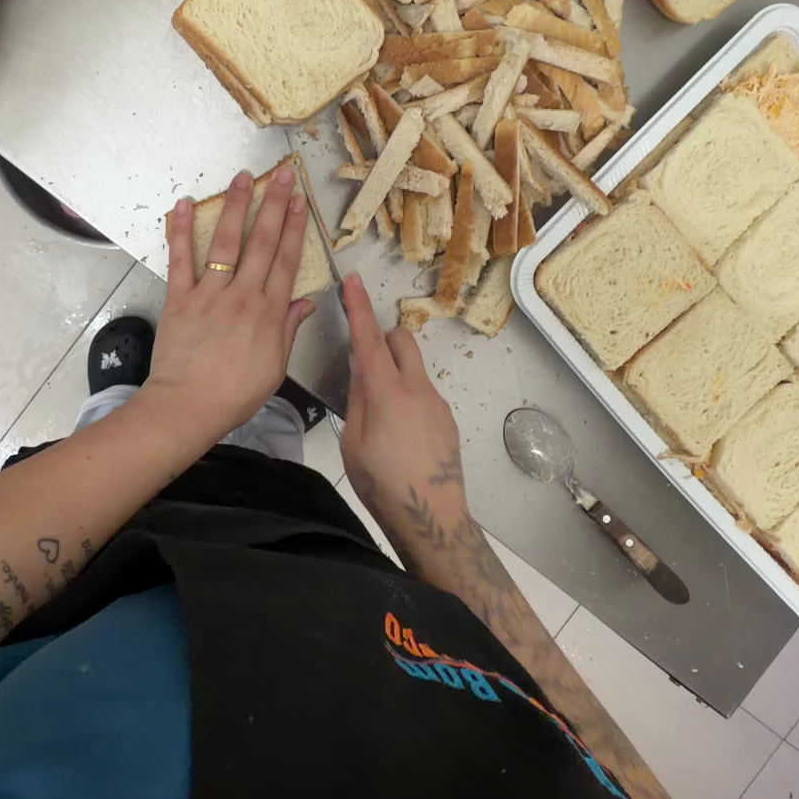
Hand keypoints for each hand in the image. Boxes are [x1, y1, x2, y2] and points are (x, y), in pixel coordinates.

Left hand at [142, 165, 318, 444]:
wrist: (189, 406)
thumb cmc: (236, 393)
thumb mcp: (275, 366)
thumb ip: (289, 329)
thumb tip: (306, 302)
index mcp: (270, 313)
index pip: (286, 261)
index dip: (294, 227)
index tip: (299, 200)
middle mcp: (244, 295)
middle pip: (262, 243)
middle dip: (273, 205)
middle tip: (281, 174)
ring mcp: (210, 293)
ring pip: (226, 243)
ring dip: (235, 207)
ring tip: (243, 177)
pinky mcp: (180, 298)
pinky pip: (181, 259)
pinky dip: (182, 231)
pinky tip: (185, 204)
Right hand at [339, 274, 466, 522]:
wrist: (432, 517)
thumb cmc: (382, 484)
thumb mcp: (354, 442)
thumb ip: (358, 398)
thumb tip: (360, 366)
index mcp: (387, 393)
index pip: (369, 340)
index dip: (359, 308)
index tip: (353, 280)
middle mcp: (417, 389)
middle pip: (402, 340)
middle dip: (382, 337)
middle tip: (363, 362)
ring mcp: (436, 403)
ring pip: (412, 368)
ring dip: (393, 371)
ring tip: (377, 413)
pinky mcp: (446, 419)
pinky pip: (421, 391)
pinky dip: (405, 394)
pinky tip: (396, 433)